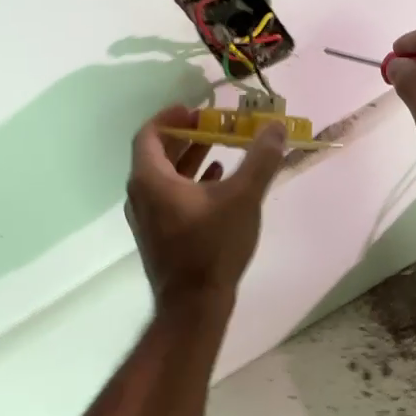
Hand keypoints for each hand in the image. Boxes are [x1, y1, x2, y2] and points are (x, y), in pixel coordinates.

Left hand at [125, 106, 287, 308]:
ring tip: (221, 151)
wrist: (194, 305)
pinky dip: (191, 185)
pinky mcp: (159, 237)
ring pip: (165, 178)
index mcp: (151, 179)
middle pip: (158, 154)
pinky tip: (219, 186)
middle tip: (214, 127)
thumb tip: (275, 126)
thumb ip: (261, 158)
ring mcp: (147, 219)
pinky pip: (171, 199)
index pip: (150, 134)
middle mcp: (140, 196)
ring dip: (191, 161)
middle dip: (187, 138)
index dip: (172, 117)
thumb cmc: (213, 246)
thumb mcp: (243, 197)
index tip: (197, 110)